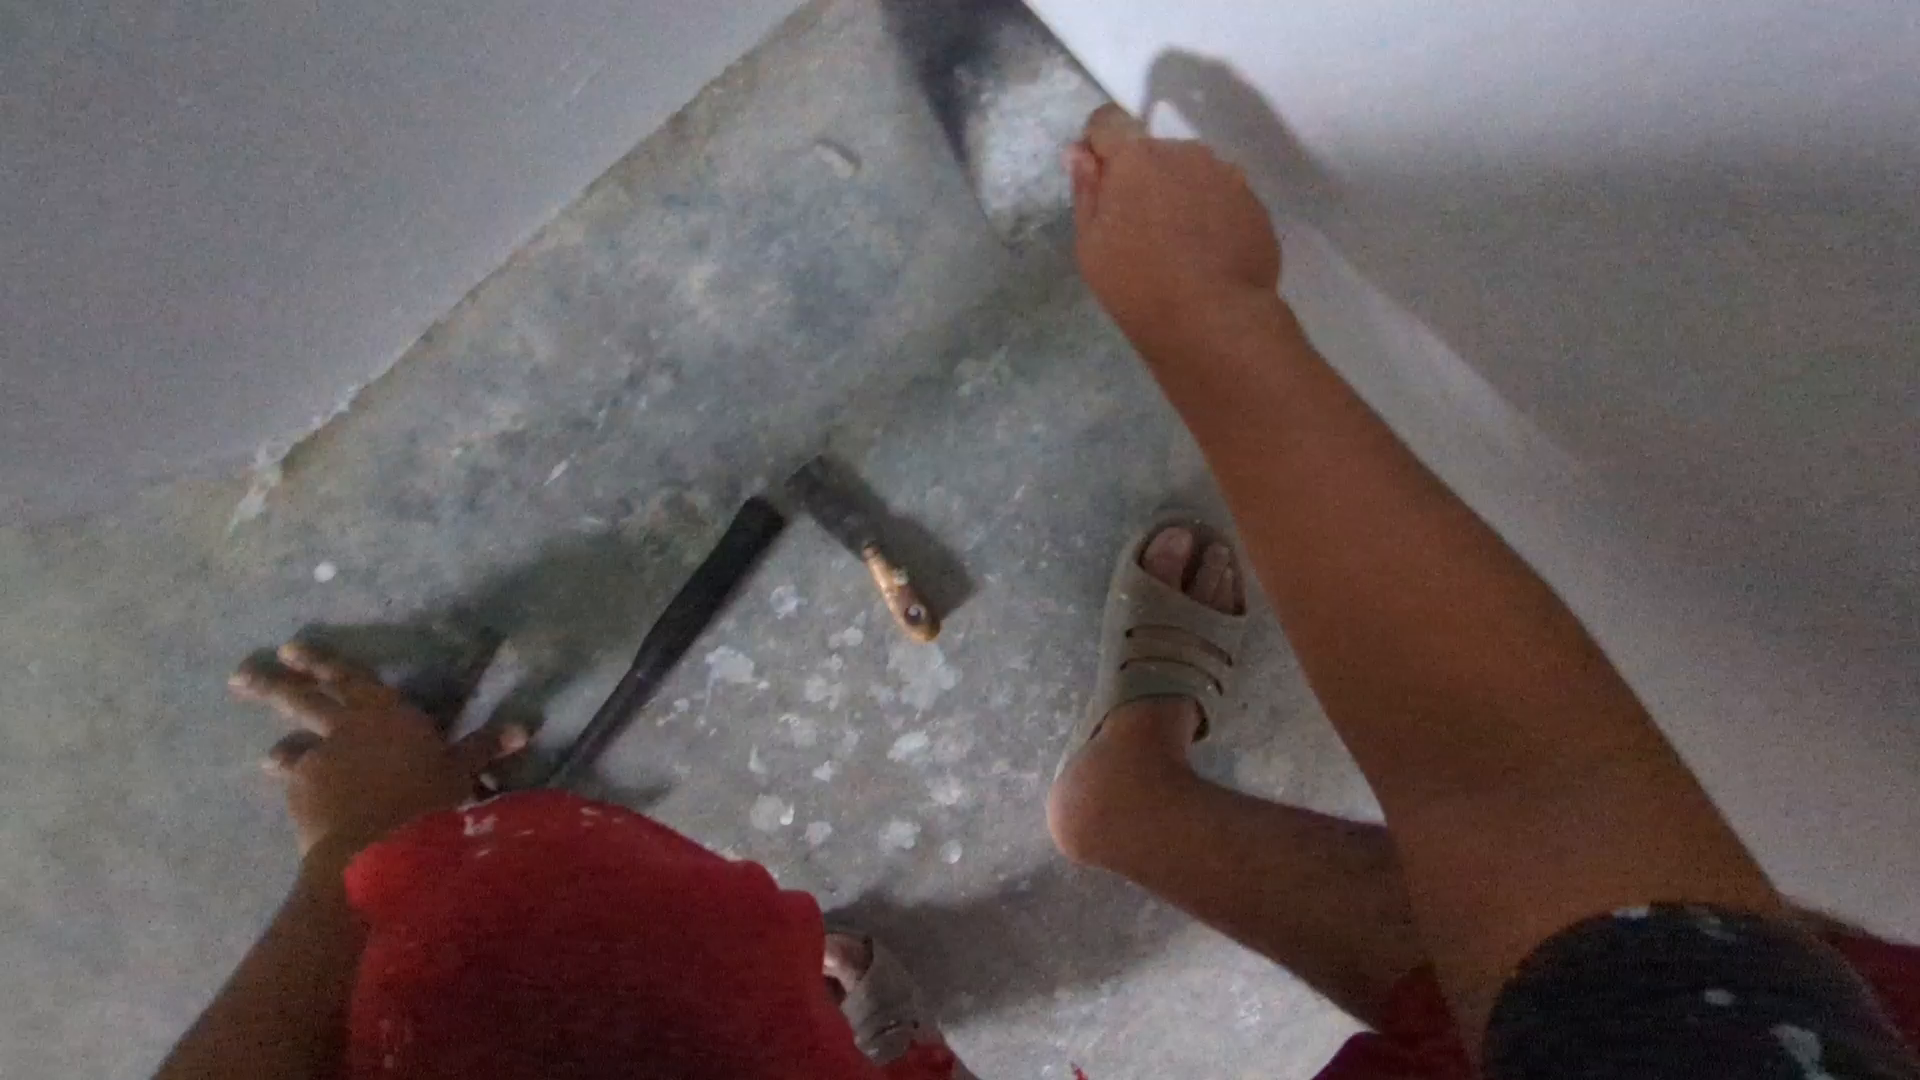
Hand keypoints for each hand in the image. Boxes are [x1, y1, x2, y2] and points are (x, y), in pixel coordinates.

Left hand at [230, 642, 525, 863]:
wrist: (377, 844)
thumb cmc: (428, 794)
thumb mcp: (462, 769)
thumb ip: (484, 747)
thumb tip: (525, 727)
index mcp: (387, 713)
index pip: (351, 678)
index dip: (324, 661)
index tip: (293, 647)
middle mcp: (346, 729)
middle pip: (304, 700)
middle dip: (273, 685)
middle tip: (242, 674)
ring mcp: (318, 763)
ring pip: (293, 745)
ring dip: (285, 748)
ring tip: (273, 755)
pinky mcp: (301, 796)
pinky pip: (296, 783)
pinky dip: (299, 785)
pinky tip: (302, 796)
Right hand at [1066, 104, 1280, 345]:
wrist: (1212, 318)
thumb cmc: (1136, 285)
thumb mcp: (1091, 245)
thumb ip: (1086, 191)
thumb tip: (1079, 152)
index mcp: (1136, 157)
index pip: (1108, 121)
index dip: (1098, 145)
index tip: (1099, 180)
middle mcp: (1185, 152)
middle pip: (1154, 153)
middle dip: (1143, 181)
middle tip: (1138, 235)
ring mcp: (1226, 175)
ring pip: (1191, 175)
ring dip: (1179, 198)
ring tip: (1177, 252)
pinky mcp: (1253, 203)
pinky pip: (1221, 200)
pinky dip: (1210, 219)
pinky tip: (1206, 259)